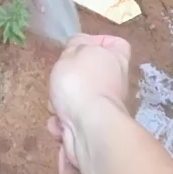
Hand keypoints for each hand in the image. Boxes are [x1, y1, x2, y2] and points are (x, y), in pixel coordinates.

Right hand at [47, 34, 131, 167]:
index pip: (116, 44)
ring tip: (56, 106)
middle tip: (58, 80)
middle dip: (67, 80)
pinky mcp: (92, 131)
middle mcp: (114, 84)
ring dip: (60, 105)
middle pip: (88, 75)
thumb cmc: (81, 82)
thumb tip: (80, 45)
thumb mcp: (72, 52)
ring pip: (75, 100)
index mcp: (115, 60)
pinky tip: (60, 125)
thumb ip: (76, 45)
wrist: (89, 128)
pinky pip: (72, 123)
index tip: (80, 46)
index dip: (99, 42)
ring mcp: (103, 110)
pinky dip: (62, 125)